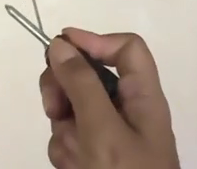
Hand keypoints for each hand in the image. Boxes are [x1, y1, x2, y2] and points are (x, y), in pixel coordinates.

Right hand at [39, 30, 178, 168]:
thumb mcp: (102, 130)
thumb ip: (81, 84)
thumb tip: (59, 44)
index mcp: (143, 99)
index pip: (127, 49)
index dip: (95, 40)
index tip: (61, 48)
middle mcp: (128, 113)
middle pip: (89, 75)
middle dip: (64, 89)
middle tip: (53, 106)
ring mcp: (111, 138)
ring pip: (73, 108)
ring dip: (63, 127)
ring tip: (73, 155)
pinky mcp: (95, 160)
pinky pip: (70, 137)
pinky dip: (65, 150)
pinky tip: (72, 167)